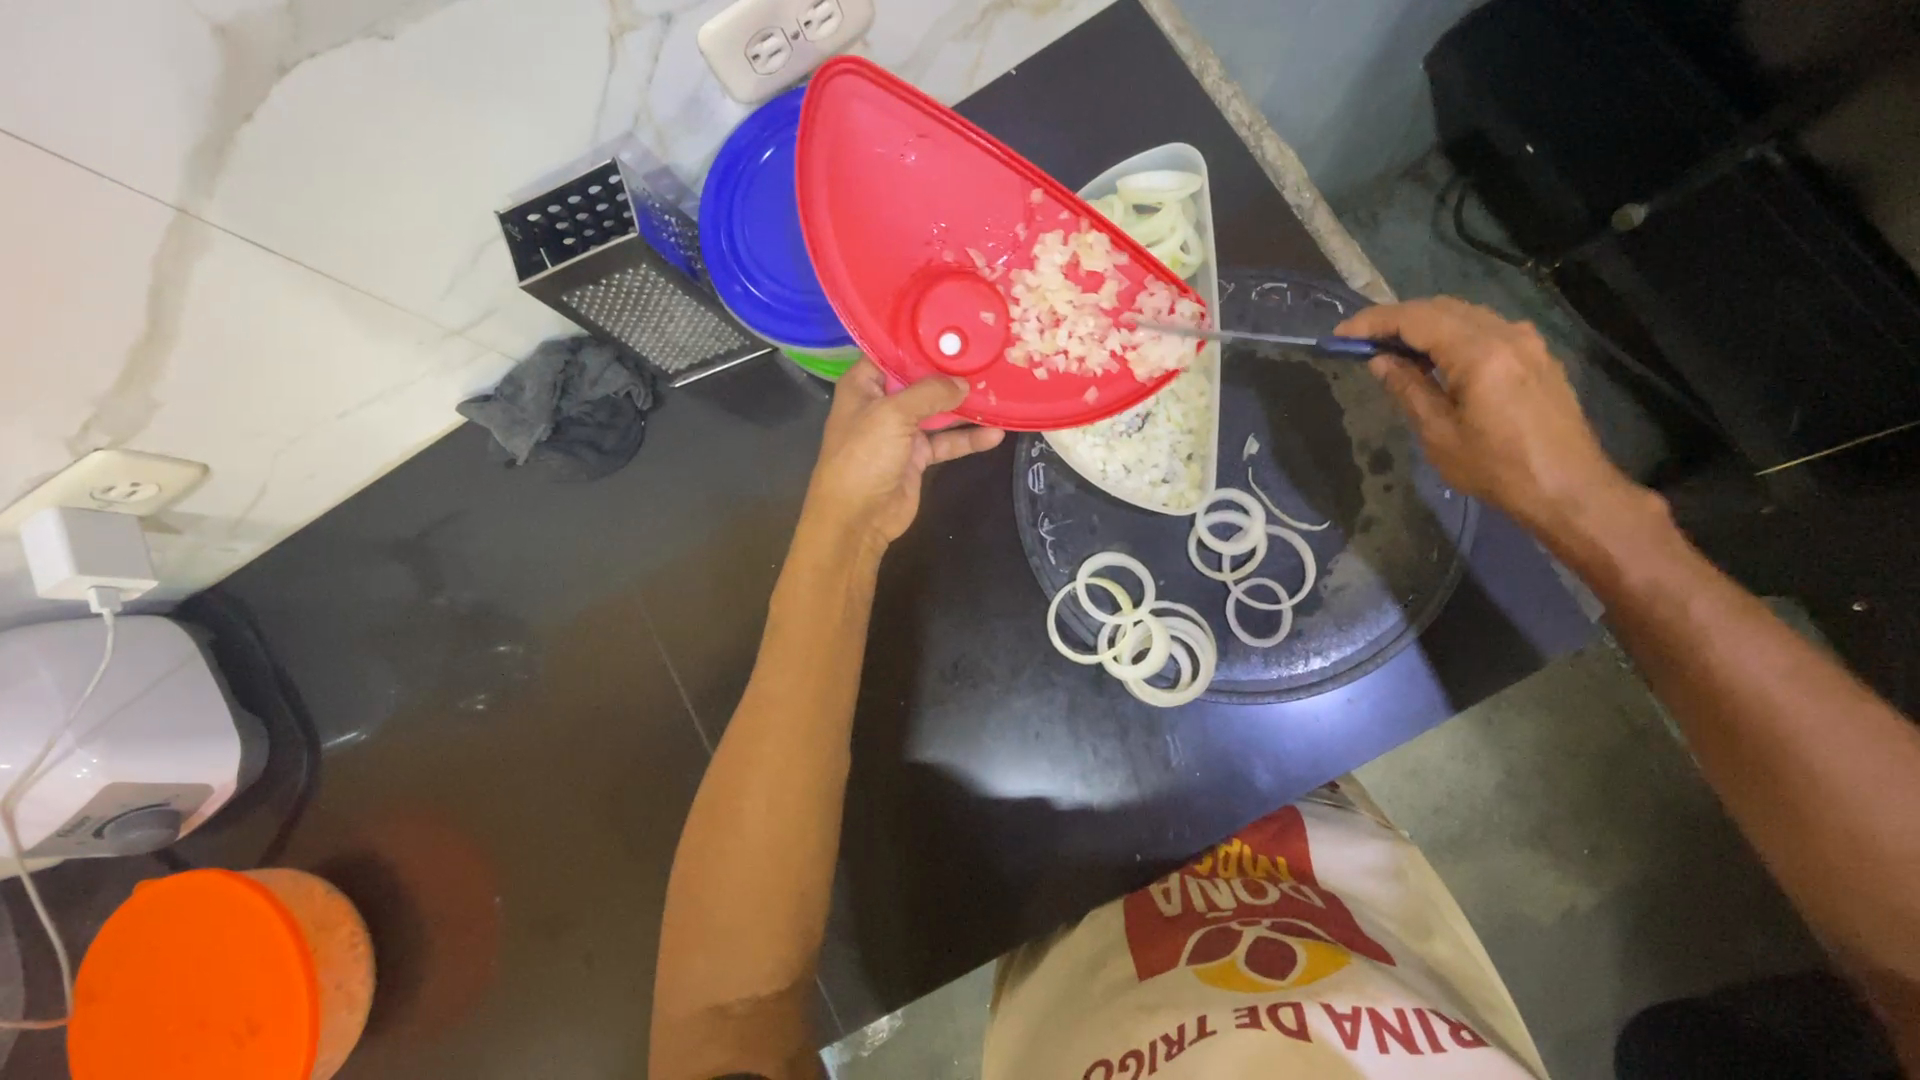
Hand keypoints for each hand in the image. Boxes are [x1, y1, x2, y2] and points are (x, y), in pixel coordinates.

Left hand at [800, 359, 1005, 556]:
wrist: (856, 517)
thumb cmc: (864, 456)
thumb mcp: (893, 414)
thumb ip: (929, 393)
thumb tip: (963, 384)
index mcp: (864, 384)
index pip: (892, 351)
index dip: (921, 340)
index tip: (956, 327)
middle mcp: (882, 403)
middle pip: (921, 380)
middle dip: (951, 372)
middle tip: (988, 355)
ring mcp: (901, 431)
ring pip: (938, 412)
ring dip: (965, 406)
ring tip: (999, 391)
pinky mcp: (917, 456)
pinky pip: (947, 441)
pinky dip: (968, 438)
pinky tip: (996, 433)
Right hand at [1337, 297, 1646, 536]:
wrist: (1568, 488)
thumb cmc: (1496, 468)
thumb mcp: (1439, 434)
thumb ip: (1408, 389)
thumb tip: (1381, 361)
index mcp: (1479, 354)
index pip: (1416, 320)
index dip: (1374, 322)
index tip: (1341, 335)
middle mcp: (1506, 335)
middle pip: (1441, 309)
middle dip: (1397, 319)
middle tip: (1361, 340)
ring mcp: (1527, 342)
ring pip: (1465, 315)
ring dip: (1425, 325)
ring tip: (1393, 349)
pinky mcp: (1536, 356)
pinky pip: (1486, 329)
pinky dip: (1452, 333)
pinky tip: (1437, 358)